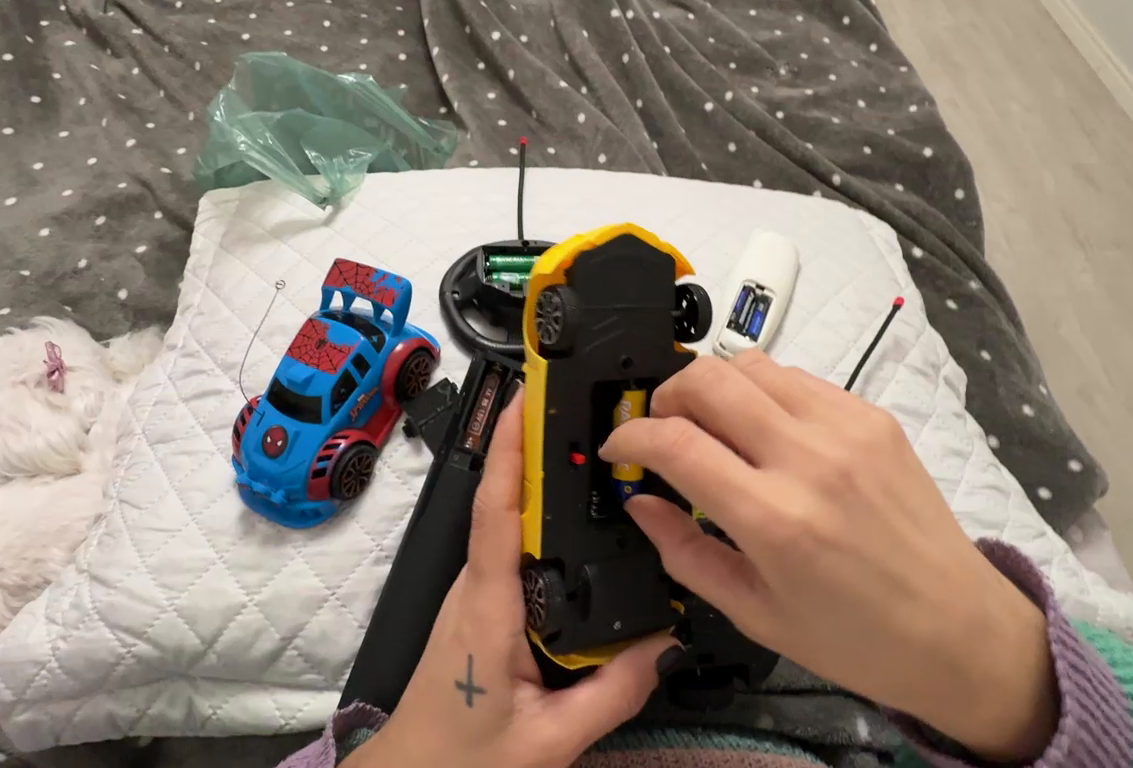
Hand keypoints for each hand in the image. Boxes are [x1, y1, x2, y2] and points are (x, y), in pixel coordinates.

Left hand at [346, 394, 675, 767]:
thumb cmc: (465, 761)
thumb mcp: (550, 742)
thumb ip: (612, 694)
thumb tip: (667, 642)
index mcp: (489, 606)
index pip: (496, 511)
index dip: (509, 450)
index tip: (528, 401)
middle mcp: (478, 584)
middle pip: (506, 502)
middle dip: (536, 448)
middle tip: (584, 411)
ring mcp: (477, 590)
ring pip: (510, 524)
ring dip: (539, 480)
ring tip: (589, 451)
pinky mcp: (483, 602)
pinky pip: (514, 548)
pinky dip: (539, 517)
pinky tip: (576, 519)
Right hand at [600, 351, 1057, 761]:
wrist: (962, 631)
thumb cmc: (853, 637)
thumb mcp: (753, 612)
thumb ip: (684, 551)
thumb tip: (639, 500)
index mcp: (774, 520)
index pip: (676, 442)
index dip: (631, 435)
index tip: (621, 447)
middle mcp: (808, 458)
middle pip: (707, 379)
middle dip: (665, 395)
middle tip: (662, 428)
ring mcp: (845, 427)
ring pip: (749, 363)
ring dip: (712, 386)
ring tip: (712, 424)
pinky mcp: (871, 415)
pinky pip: (794, 376)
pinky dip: (761, 392)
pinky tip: (765, 429)